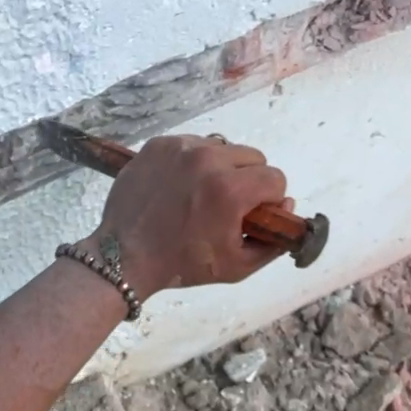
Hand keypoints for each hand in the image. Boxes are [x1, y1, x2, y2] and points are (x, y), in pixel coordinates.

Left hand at [85, 134, 288, 298]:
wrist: (123, 257)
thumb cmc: (182, 265)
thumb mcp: (236, 266)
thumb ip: (272, 241)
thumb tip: (287, 209)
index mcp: (229, 190)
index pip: (275, 179)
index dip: (270, 200)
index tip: (253, 214)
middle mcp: (208, 160)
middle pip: (253, 158)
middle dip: (248, 181)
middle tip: (228, 206)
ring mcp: (181, 148)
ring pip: (223, 147)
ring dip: (222, 168)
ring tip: (202, 195)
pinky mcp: (159, 144)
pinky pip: (193, 144)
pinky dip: (194, 162)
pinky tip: (181, 186)